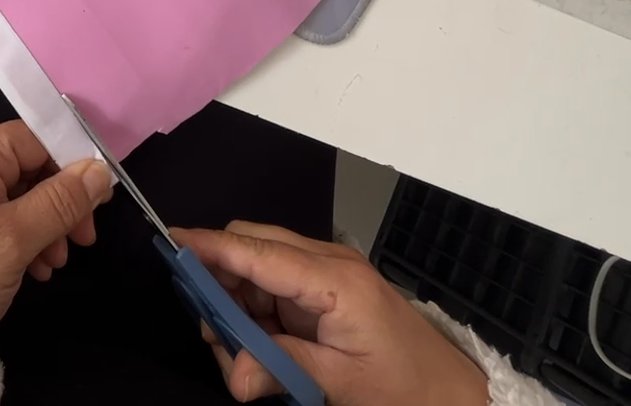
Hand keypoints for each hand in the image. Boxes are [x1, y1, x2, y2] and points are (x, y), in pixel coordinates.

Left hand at [0, 120, 113, 337]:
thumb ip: (62, 201)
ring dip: (43, 225)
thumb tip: (99, 171)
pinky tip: (33, 266)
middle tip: (80, 241)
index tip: (97, 201)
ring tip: (52, 263)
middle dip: (58, 205)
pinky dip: (19, 234)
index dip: (70, 168)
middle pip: (27, 168)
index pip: (34, 141)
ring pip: (15, 193)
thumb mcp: (16, 239)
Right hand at [171, 221, 488, 405]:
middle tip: (208, 326)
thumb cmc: (408, 391)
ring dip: (234, 299)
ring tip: (234, 348)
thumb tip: (232, 373)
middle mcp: (325, 261)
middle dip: (219, 276)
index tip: (171, 240)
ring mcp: (324, 271)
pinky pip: (271, 284)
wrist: (460, 397)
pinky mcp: (323, 287)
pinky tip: (254, 344)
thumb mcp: (343, 387)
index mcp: (333, 279)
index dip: (212, 245)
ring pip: (256, 264)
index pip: (258, 251)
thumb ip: (281, 371)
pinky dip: (253, 309)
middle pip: (252, 244)